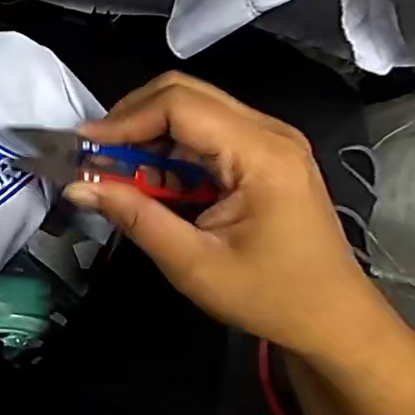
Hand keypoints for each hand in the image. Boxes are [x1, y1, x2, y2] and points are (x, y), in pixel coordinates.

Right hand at [62, 72, 389, 360]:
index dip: (125, 119)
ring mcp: (268, 139)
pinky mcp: (262, 151)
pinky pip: (202, 128)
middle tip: (97, 154)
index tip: (85, 146)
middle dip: (131, 118)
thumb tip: (79, 186)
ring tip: (118, 170)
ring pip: (190, 106)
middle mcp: (269, 132)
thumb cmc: (271, 297)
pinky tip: (152, 179)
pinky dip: (166, 145)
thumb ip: (135, 217)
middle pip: (183, 93)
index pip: (179, 105)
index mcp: (261, 154)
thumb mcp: (193, 264)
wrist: (335, 322)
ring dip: (146, 132)